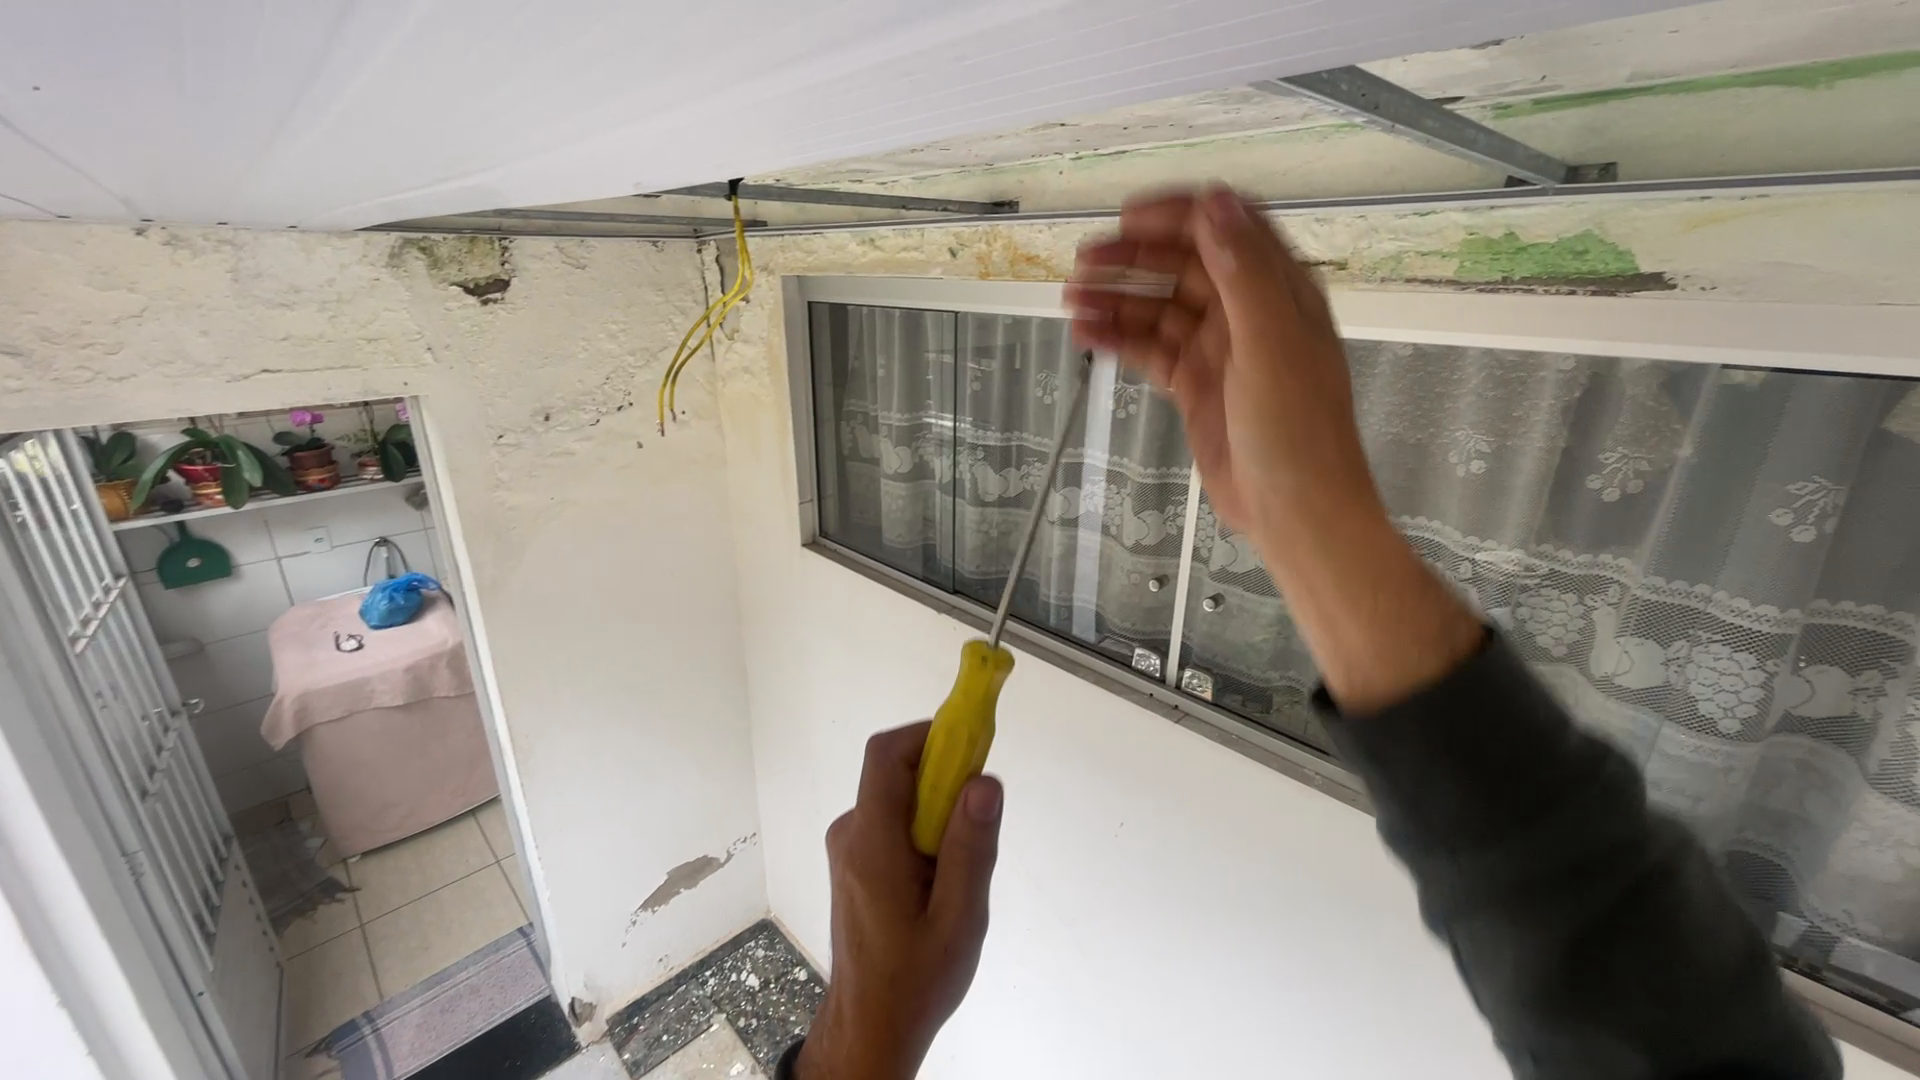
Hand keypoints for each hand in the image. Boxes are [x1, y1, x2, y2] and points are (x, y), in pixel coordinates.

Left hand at [795, 723, 1002, 1079]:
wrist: (869, 1029)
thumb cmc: (915, 980)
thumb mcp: (958, 919)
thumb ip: (971, 848)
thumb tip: (984, 781)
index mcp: (871, 841)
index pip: (887, 755)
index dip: (928, 735)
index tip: (971, 749)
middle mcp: (851, 833)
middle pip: (895, 773)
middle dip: (943, 778)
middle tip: (979, 820)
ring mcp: (849, 847)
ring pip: (898, 798)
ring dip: (936, 811)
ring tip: (960, 869)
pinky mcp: (855, 861)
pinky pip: (892, 821)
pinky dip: (922, 830)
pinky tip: (940, 881)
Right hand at [1066, 186, 1480, 711]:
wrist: (1295, 510)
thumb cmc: (1295, 430)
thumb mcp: (1272, 344)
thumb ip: (1243, 271)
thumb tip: (1214, 200)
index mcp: (1277, 289)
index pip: (1223, 228)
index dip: (1176, 215)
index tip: (1125, 218)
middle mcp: (1246, 311)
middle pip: (1182, 266)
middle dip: (1133, 259)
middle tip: (1083, 264)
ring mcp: (1217, 350)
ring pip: (1159, 309)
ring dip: (1117, 300)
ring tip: (1072, 300)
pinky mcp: (1194, 385)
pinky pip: (1150, 350)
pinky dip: (1119, 339)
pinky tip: (1087, 335)